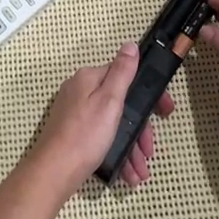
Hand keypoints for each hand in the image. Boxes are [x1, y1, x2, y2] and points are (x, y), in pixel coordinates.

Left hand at [27, 43, 174, 186]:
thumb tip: (130, 45)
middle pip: (120, 103)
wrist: (53, 173)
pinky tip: (126, 173)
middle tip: (149, 151)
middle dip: (140, 129)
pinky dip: (116, 152)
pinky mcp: (73, 133)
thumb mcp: (109, 101)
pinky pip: (101, 137)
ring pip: (112, 124)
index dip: (148, 95)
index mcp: (89, 78)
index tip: (165, 112)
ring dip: (130, 147)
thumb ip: (122, 72)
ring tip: (141, 173)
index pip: (125, 76)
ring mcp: (75, 113)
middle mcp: (80, 91)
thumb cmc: (85, 135)